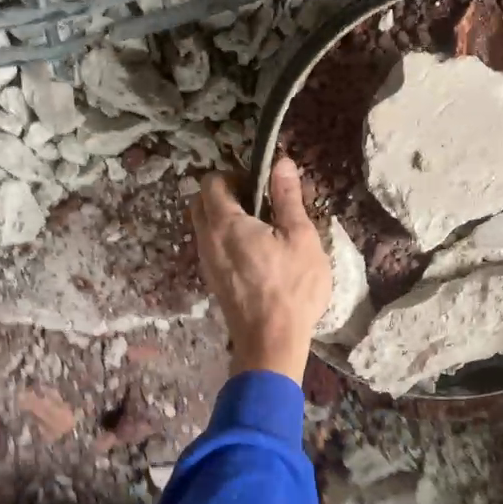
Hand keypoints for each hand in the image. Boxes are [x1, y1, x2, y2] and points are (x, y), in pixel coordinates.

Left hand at [190, 156, 332, 383]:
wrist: (271, 341)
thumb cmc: (291, 286)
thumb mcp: (300, 236)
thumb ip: (288, 197)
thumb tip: (282, 163)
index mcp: (224, 222)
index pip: (212, 181)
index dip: (235, 175)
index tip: (262, 185)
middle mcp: (207, 239)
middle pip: (202, 202)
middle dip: (226, 194)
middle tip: (260, 203)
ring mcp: (207, 262)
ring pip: (206, 226)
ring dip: (227, 218)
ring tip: (262, 229)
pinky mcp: (213, 281)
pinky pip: (212, 247)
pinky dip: (227, 239)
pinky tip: (257, 253)